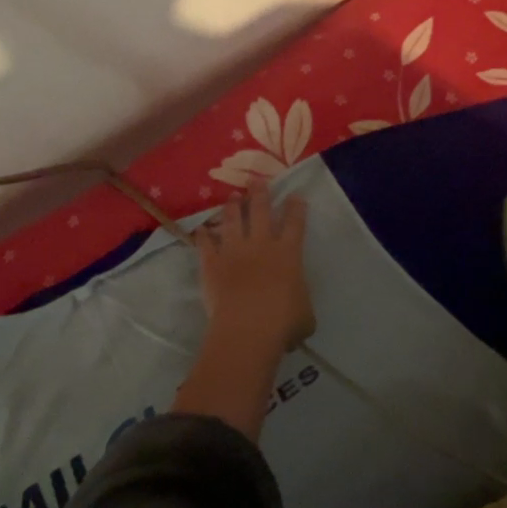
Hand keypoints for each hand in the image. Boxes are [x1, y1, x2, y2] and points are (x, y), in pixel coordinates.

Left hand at [196, 180, 313, 350]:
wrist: (248, 328)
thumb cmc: (284, 323)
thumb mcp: (306, 314)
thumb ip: (301, 300)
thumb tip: (297, 302)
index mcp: (288, 254)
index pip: (294, 223)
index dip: (295, 208)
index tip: (295, 195)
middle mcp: (261, 245)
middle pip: (260, 211)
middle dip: (260, 193)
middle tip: (256, 179)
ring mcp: (234, 251)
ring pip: (232, 220)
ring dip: (233, 206)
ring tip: (232, 195)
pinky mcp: (212, 263)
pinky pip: (206, 245)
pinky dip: (203, 235)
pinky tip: (200, 228)